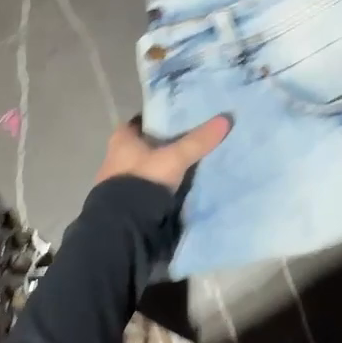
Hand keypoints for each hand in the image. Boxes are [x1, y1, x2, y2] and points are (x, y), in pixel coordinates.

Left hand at [94, 114, 231, 189]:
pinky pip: (146, 184)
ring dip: (162, 164)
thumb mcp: (176, 157)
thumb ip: (198, 140)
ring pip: (146, 164)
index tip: (181, 118)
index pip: (143, 120)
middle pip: (145, 143)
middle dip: (164, 142)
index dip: (161, 118)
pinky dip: (159, 182)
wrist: (124, 224)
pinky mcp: (125, 199)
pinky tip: (178, 183)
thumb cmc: (144, 178)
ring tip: (189, 161)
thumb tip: (226, 119)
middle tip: (190, 138)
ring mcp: (119, 179)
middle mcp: (116, 155)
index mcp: (122, 138)